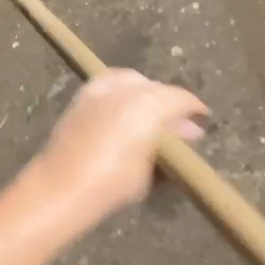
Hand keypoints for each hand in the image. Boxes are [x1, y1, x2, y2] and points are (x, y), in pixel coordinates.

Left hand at [26, 69, 208, 220]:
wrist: (62, 184)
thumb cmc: (114, 182)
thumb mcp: (151, 167)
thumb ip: (168, 142)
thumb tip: (187, 130)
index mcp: (146, 105)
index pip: (179, 97)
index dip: (193, 106)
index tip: (202, 115)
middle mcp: (121, 89)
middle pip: (154, 87)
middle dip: (168, 99)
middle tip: (178, 120)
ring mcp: (96, 89)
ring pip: (130, 80)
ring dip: (145, 92)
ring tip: (154, 114)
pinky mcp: (79, 97)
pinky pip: (108, 83)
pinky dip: (122, 91)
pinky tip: (127, 110)